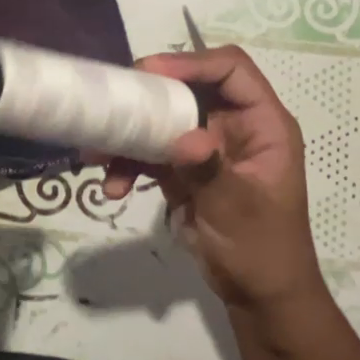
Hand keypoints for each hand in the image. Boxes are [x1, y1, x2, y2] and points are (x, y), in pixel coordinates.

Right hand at [100, 46, 326, 313]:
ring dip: (128, 135)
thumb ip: (211, 170)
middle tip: (113, 103)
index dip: (192, 63)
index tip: (149, 73)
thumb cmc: (263, 249)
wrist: (257, 296)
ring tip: (96, 154)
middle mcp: (233, 126)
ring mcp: (205, 147)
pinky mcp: (182, 169)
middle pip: (187, 89)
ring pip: (161, 121)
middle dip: (147, 98)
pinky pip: (148, 153)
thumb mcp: (239, 209)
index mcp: (262, 124)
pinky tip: (112, 188)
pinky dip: (127, 165)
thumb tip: (186, 139)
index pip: (231, 70)